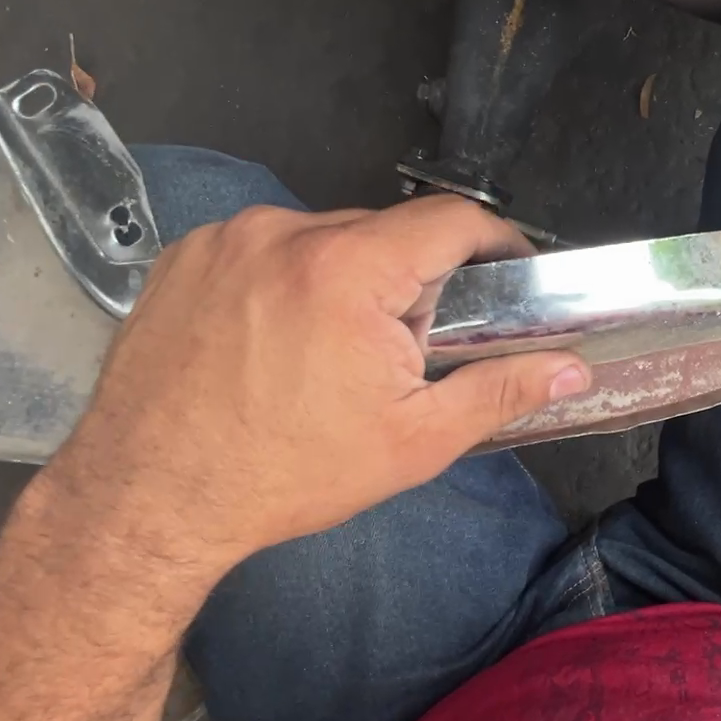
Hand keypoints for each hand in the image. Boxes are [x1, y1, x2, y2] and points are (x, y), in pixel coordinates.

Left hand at [36, 196, 589, 569]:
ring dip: (359, 275)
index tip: (511, 271)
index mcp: (349, 270)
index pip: (451, 218)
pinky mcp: (186, 254)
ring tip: (346, 345)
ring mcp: (228, 238)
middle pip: (390, 229)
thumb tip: (574, 368)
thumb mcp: (417, 440)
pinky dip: (299, 276)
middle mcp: (284, 233)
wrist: (146, 502)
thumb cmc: (292, 473)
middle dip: (421, 274)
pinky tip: (287, 335)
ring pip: (330, 236)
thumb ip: (504, 390)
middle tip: (420, 340)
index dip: (496, 239)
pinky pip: (273, 246)